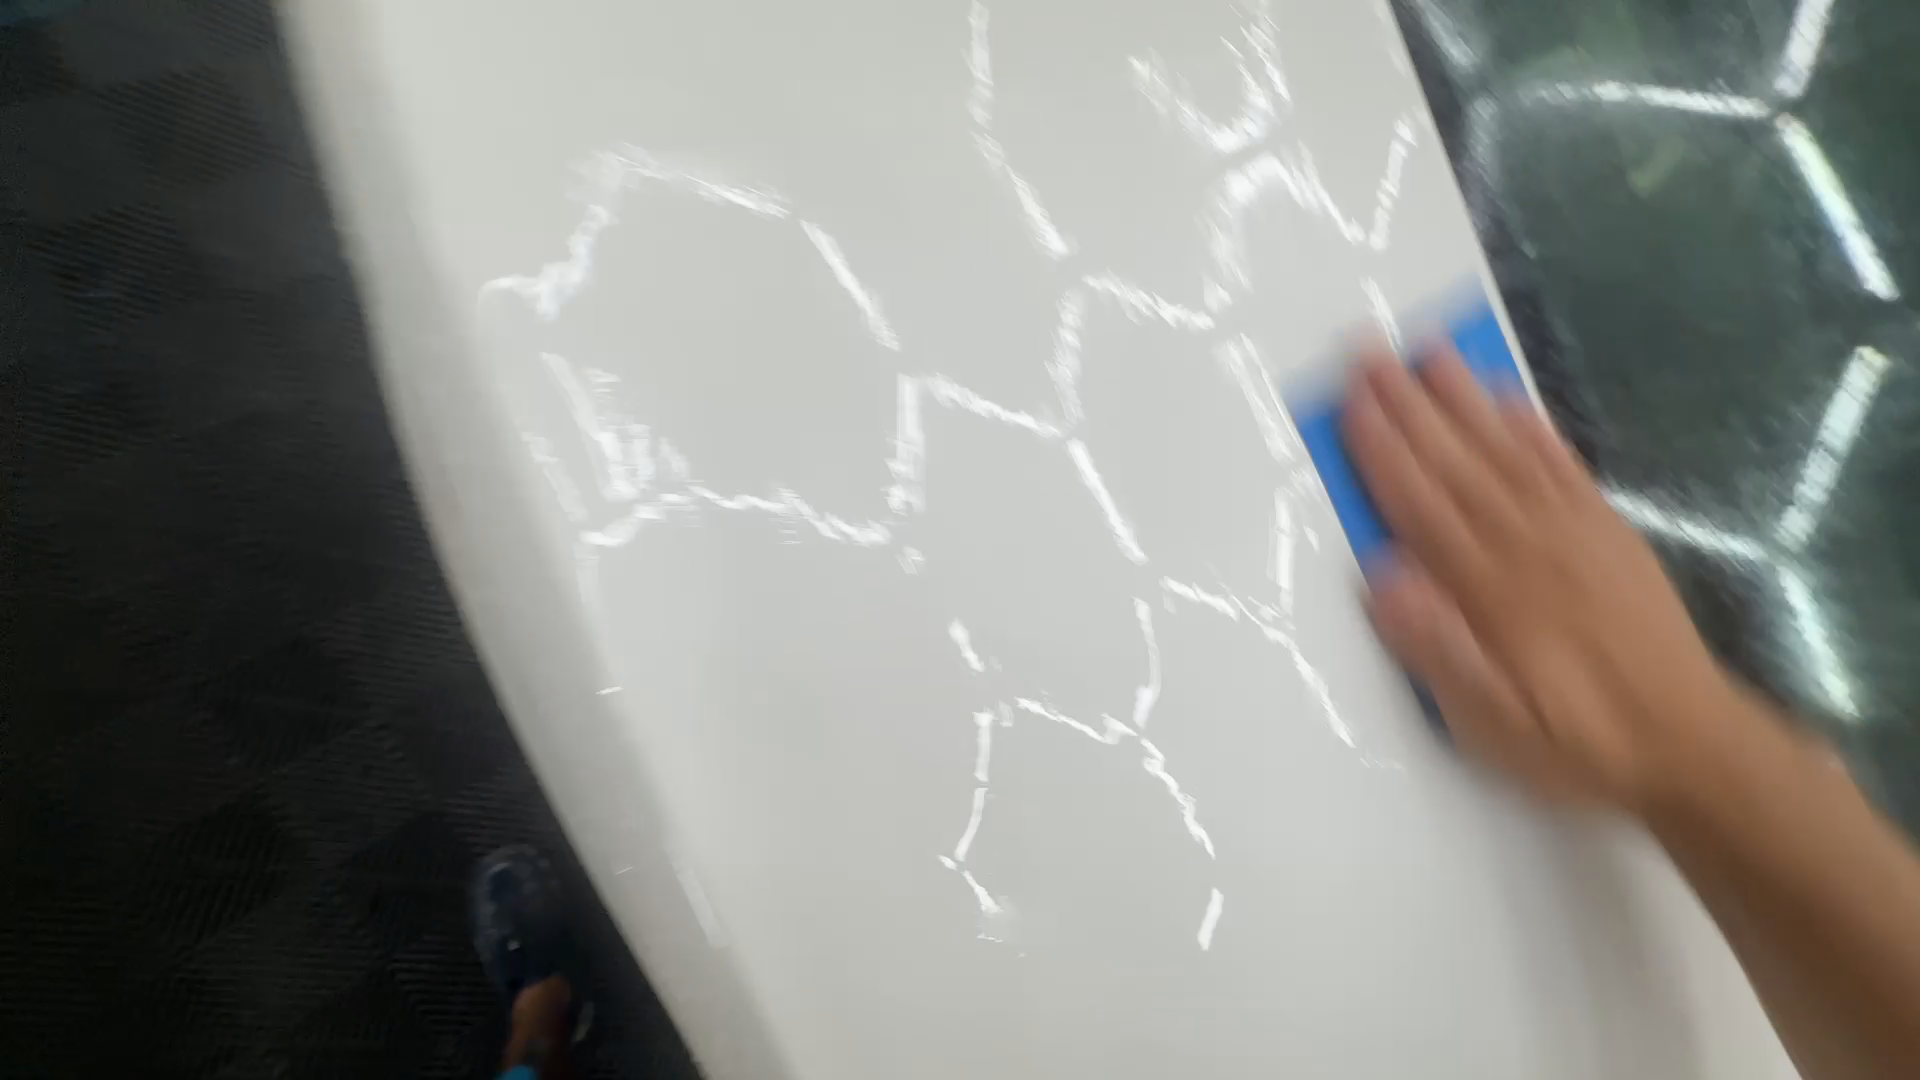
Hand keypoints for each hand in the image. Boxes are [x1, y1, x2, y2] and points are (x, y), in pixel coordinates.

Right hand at [1342, 342, 1751, 813]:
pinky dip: (1530, 423)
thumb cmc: (1568, 738)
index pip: (1418, 501)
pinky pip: (1561, 465)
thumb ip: (1433, 647)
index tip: (1351, 398)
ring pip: (1503, 450)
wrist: (1691, 748)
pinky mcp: (1606, 531)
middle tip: (1370, 349)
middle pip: (1453, 461)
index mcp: (1485, 586)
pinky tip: (1506, 394)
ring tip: (1427, 350)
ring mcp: (1570, 530)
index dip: (1380, 447)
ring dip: (1460, 397)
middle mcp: (1524, 543)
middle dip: (1406, 403)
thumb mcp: (1486, 719)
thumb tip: (1382, 574)